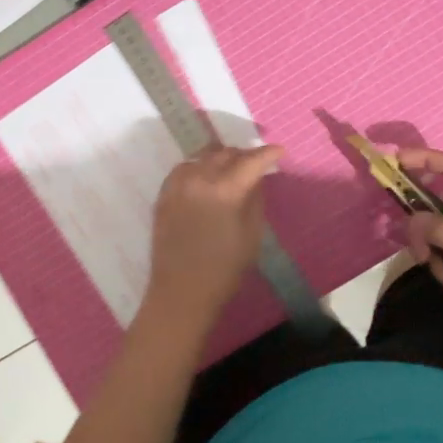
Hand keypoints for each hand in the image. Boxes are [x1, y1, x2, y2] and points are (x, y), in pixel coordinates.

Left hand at [147, 144, 284, 321]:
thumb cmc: (224, 270)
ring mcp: (177, 185)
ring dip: (219, 157)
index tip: (279, 151)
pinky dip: (197, 166)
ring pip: (201, 156)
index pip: (251, 161)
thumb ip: (255, 200)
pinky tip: (205, 176)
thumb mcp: (251, 236)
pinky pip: (183, 168)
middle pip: (225, 153)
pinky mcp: (163, 195)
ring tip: (230, 167)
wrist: (181, 291)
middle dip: (243, 154)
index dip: (267, 153)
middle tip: (255, 162)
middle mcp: (199, 179)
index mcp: (225, 190)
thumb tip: (257, 179)